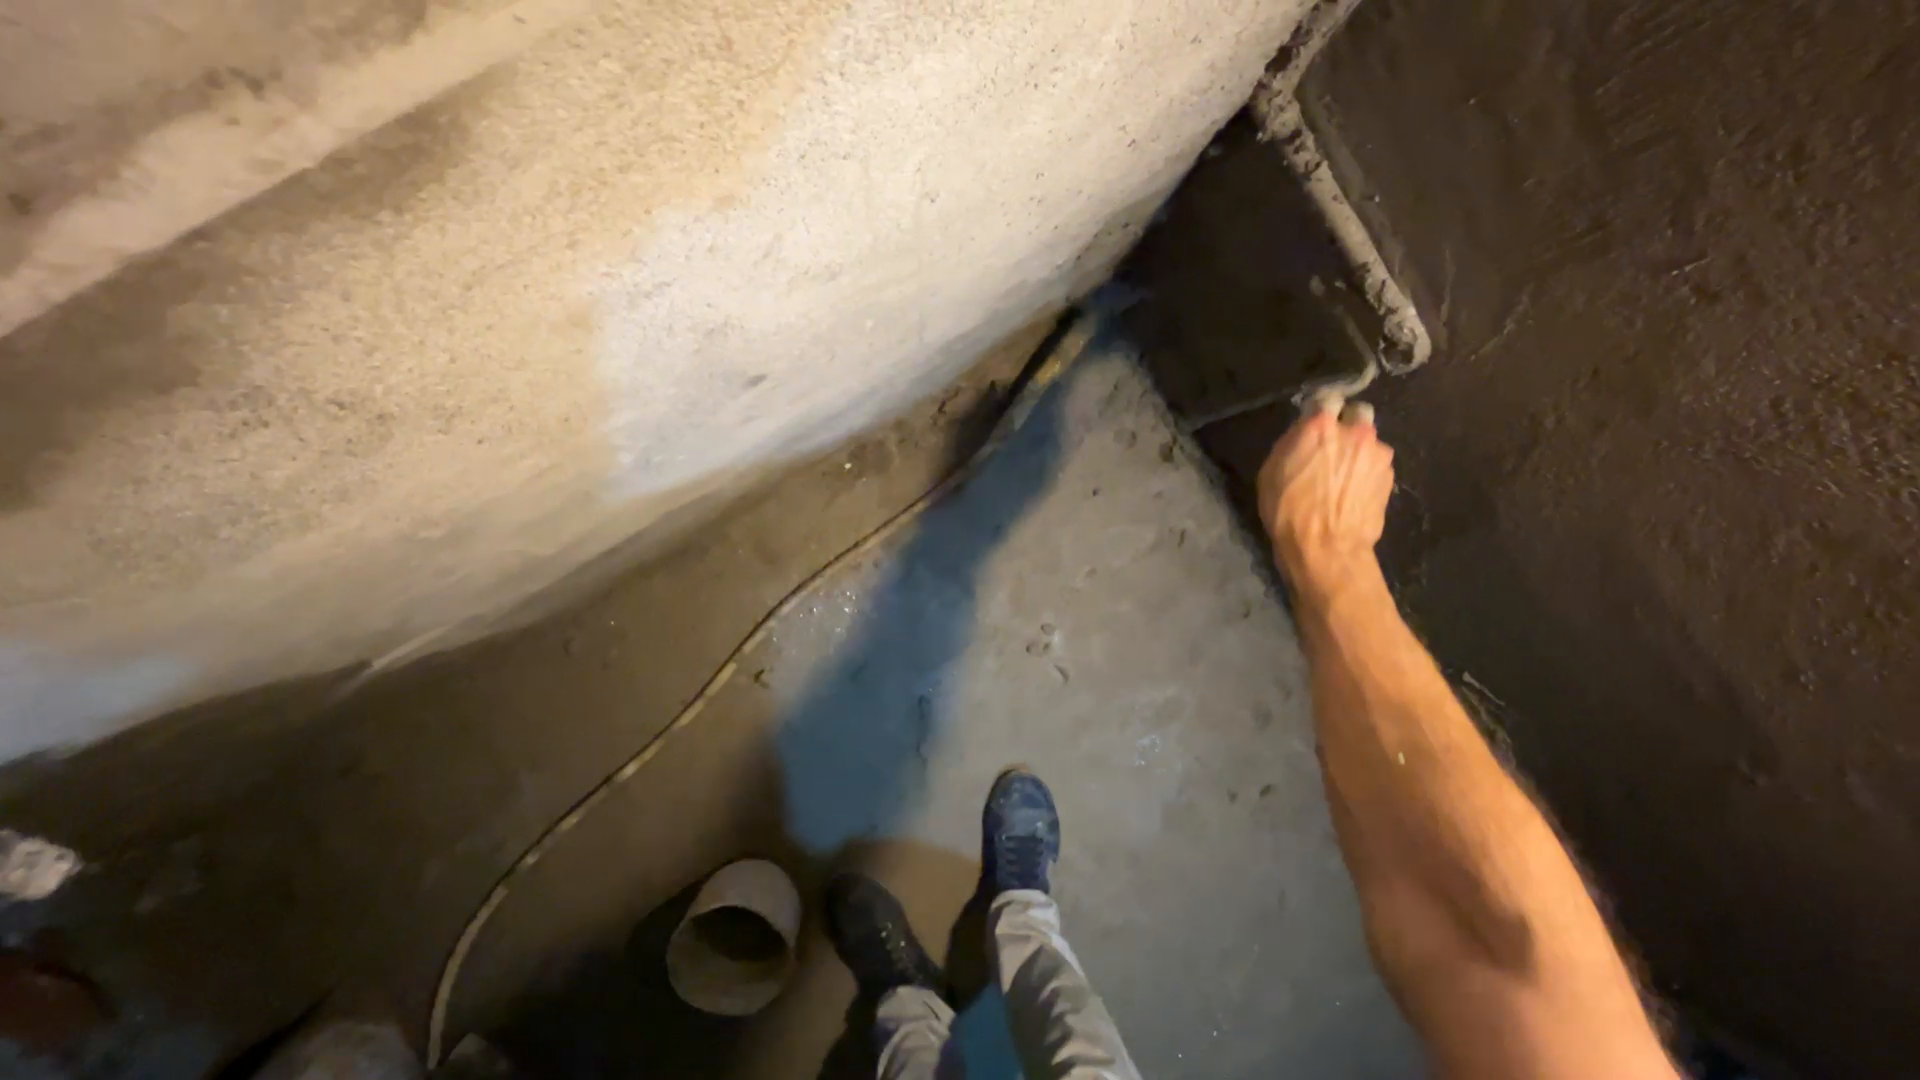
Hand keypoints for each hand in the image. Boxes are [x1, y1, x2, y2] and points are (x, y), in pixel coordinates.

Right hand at [1257, 395, 1394, 599]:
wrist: (1326, 549)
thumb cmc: (1288, 511)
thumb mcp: (1271, 471)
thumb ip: (1292, 443)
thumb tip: (1305, 434)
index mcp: (1321, 425)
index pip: (1326, 397)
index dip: (1319, 409)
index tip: (1312, 423)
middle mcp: (1355, 431)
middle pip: (1357, 413)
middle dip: (1347, 424)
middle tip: (1332, 446)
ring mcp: (1378, 454)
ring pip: (1369, 441)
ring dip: (1358, 451)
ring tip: (1342, 476)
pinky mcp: (1389, 476)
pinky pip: (1376, 464)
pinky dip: (1365, 471)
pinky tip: (1352, 491)